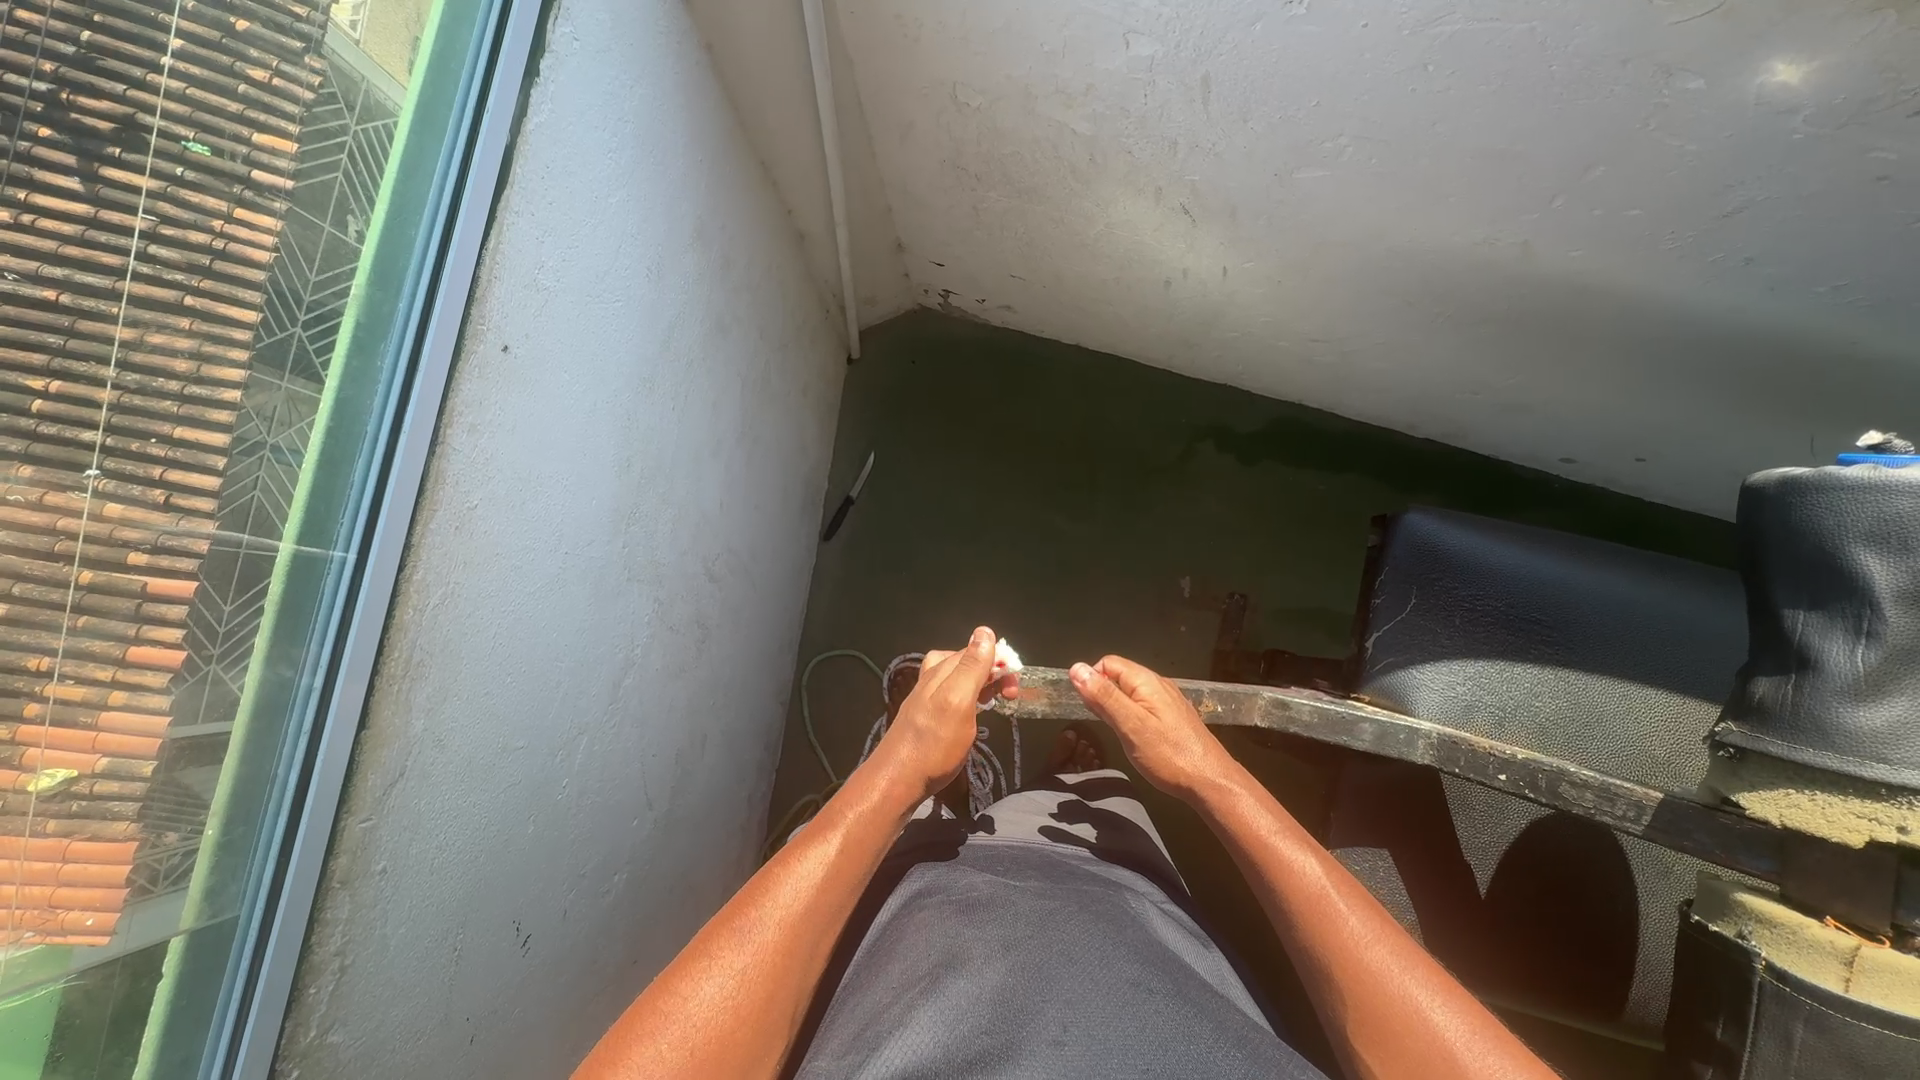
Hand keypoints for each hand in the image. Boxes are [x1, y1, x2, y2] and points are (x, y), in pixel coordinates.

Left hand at [868, 627, 1012, 807]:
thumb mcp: (958, 702)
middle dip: (993, 672)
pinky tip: (973, 713)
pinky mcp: (926, 715)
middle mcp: (932, 677)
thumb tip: (985, 630)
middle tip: (1009, 696)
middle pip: (968, 661)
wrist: (898, 780)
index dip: (1000, 661)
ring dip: (982, 684)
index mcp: (941, 669)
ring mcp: (927, 696)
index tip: (1014, 686)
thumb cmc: (934, 744)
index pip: (976, 649)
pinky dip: (969, 698)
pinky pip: (952, 694)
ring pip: (960, 677)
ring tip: (995, 702)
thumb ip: (971, 667)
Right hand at [1070, 655, 1229, 798]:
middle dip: (1103, 695)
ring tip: (1118, 733)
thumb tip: (1076, 668)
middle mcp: (1158, 684)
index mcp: (1146, 680)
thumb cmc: (1168, 754)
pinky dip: (1131, 717)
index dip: (1092, 680)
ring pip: (1131, 693)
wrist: (1210, 781)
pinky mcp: (1173, 717)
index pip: (1108, 663)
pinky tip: (1134, 738)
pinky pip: (1143, 706)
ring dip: (1116, 708)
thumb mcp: (1130, 725)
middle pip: (1119, 676)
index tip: (1089, 708)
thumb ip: (1103, 696)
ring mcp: (1168, 701)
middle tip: (1104, 725)